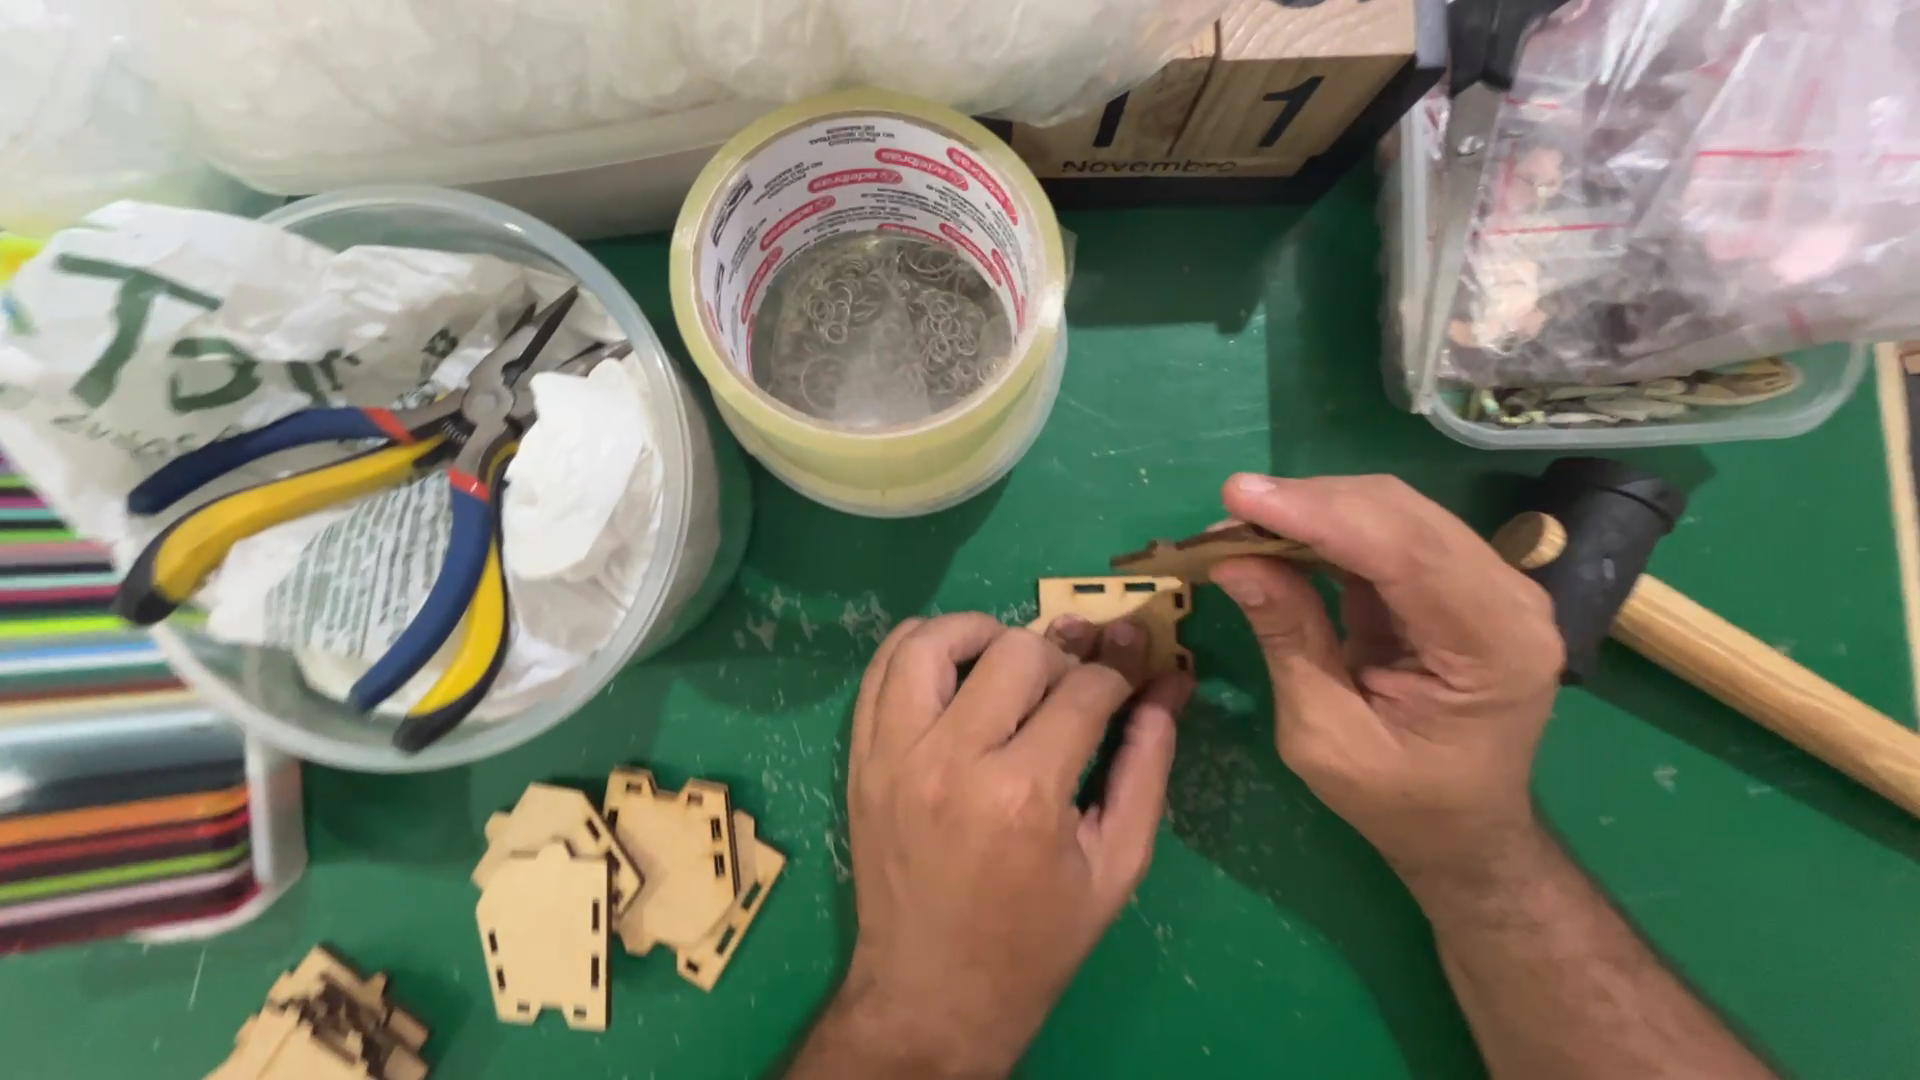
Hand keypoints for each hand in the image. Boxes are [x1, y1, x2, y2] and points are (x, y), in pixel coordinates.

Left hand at [828, 614, 1193, 1076]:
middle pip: (1016, 651)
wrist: (931, 993)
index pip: (1084, 689)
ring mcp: (893, 754)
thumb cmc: (1035, 941)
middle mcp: (952, 761)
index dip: (1120, 672)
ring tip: (1006, 660)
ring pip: (934, 640)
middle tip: (1068, 689)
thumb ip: (1147, 768)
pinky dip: (921, 646)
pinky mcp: (861, 757)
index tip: (1128, 671)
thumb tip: (1168, 687)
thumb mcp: (1116, 866)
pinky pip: (881, 667)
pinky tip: (954, 665)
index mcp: (1024, 795)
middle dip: (1060, 657)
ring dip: (982, 633)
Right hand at [1209, 474, 1564, 881]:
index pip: (1405, 552)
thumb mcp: (1325, 734)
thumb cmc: (1398, 799)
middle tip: (1227, 511)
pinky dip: (1325, 529)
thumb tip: (1235, 563)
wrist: (1462, 827)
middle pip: (1401, 515)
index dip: (1318, 515)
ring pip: (1392, 511)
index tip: (1239, 496)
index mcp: (1493, 647)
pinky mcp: (1456, 581)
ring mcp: (1488, 584)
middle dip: (1308, 503)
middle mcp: (1508, 600)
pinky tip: (1277, 535)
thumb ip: (1289, 640)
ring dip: (1312, 510)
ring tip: (1241, 523)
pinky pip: (1385, 533)